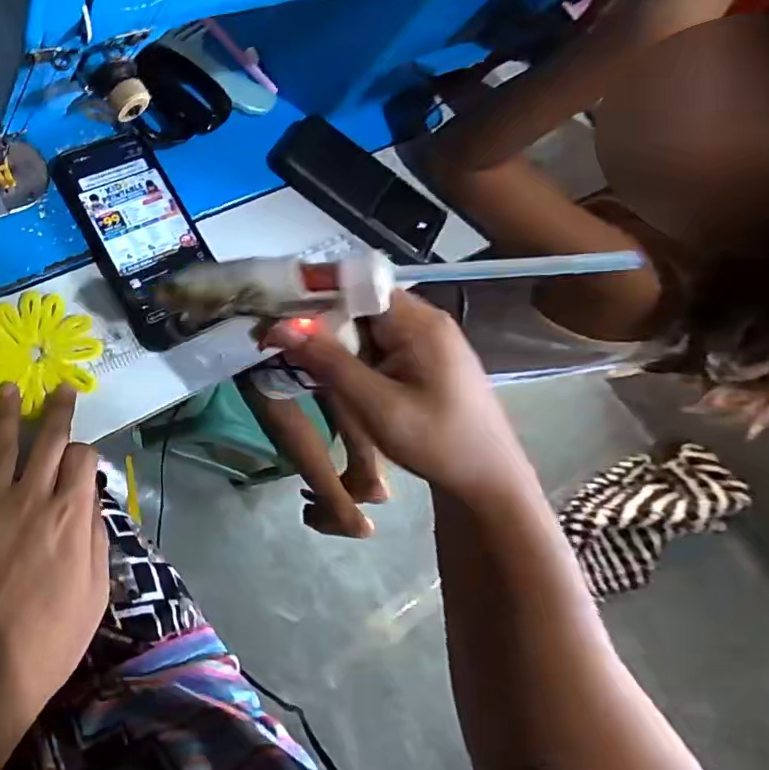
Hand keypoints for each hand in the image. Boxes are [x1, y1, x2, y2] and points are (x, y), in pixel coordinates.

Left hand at [0, 385, 109, 726]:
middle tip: (61, 389)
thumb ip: (96, 539)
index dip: (86, 452)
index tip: (84, 461)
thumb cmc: (53, 636)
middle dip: (58, 410)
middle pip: (48, 440)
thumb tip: (90, 504)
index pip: (81, 458)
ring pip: (2, 445)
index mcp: (69, 513)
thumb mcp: (96, 591)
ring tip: (10, 388)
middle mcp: (32, 496)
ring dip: (8, 413)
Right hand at [269, 291, 533, 504]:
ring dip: (333, 336)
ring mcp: (427, 338)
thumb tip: (279, 326)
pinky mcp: (424, 357)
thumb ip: (328, 361)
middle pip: (359, 301)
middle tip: (278, 334)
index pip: (357, 284)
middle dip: (319, 315)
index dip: (316, 290)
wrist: (491, 485)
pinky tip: (328, 367)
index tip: (277, 305)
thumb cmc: (438, 444)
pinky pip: (377, 341)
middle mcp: (425, 320)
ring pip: (365, 323)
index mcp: (419, 322)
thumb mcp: (376, 405)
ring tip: (295, 350)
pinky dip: (350, 350)